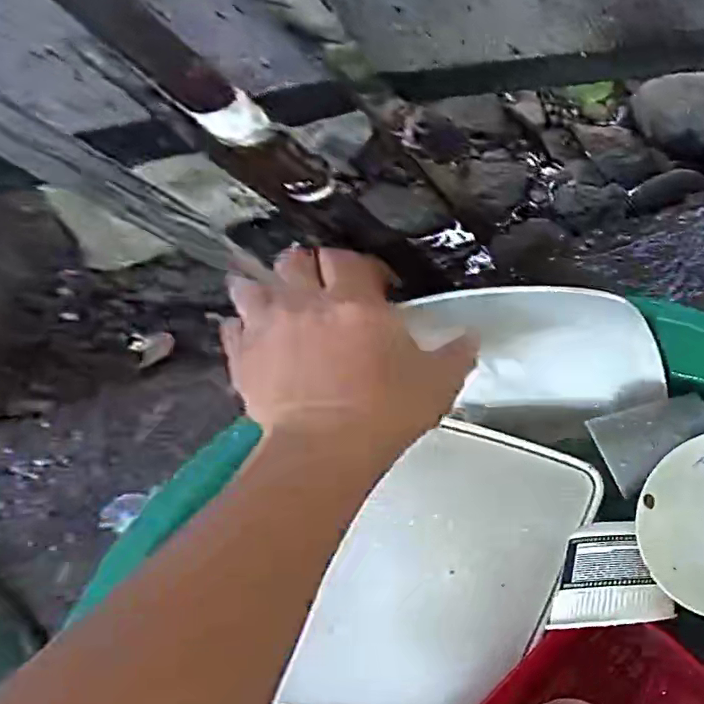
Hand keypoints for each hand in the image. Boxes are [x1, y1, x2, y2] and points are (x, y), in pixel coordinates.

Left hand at [221, 248, 476, 455]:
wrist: (328, 444)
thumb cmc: (387, 408)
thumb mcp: (440, 380)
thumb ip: (456, 353)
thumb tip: (469, 338)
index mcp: (358, 304)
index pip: (350, 260)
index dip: (366, 266)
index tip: (381, 284)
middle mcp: (307, 304)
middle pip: (296, 260)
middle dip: (314, 266)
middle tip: (332, 284)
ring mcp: (267, 326)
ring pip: (252, 283)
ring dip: (271, 288)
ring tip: (289, 302)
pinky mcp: (242, 353)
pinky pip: (233, 323)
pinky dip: (247, 323)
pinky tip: (266, 335)